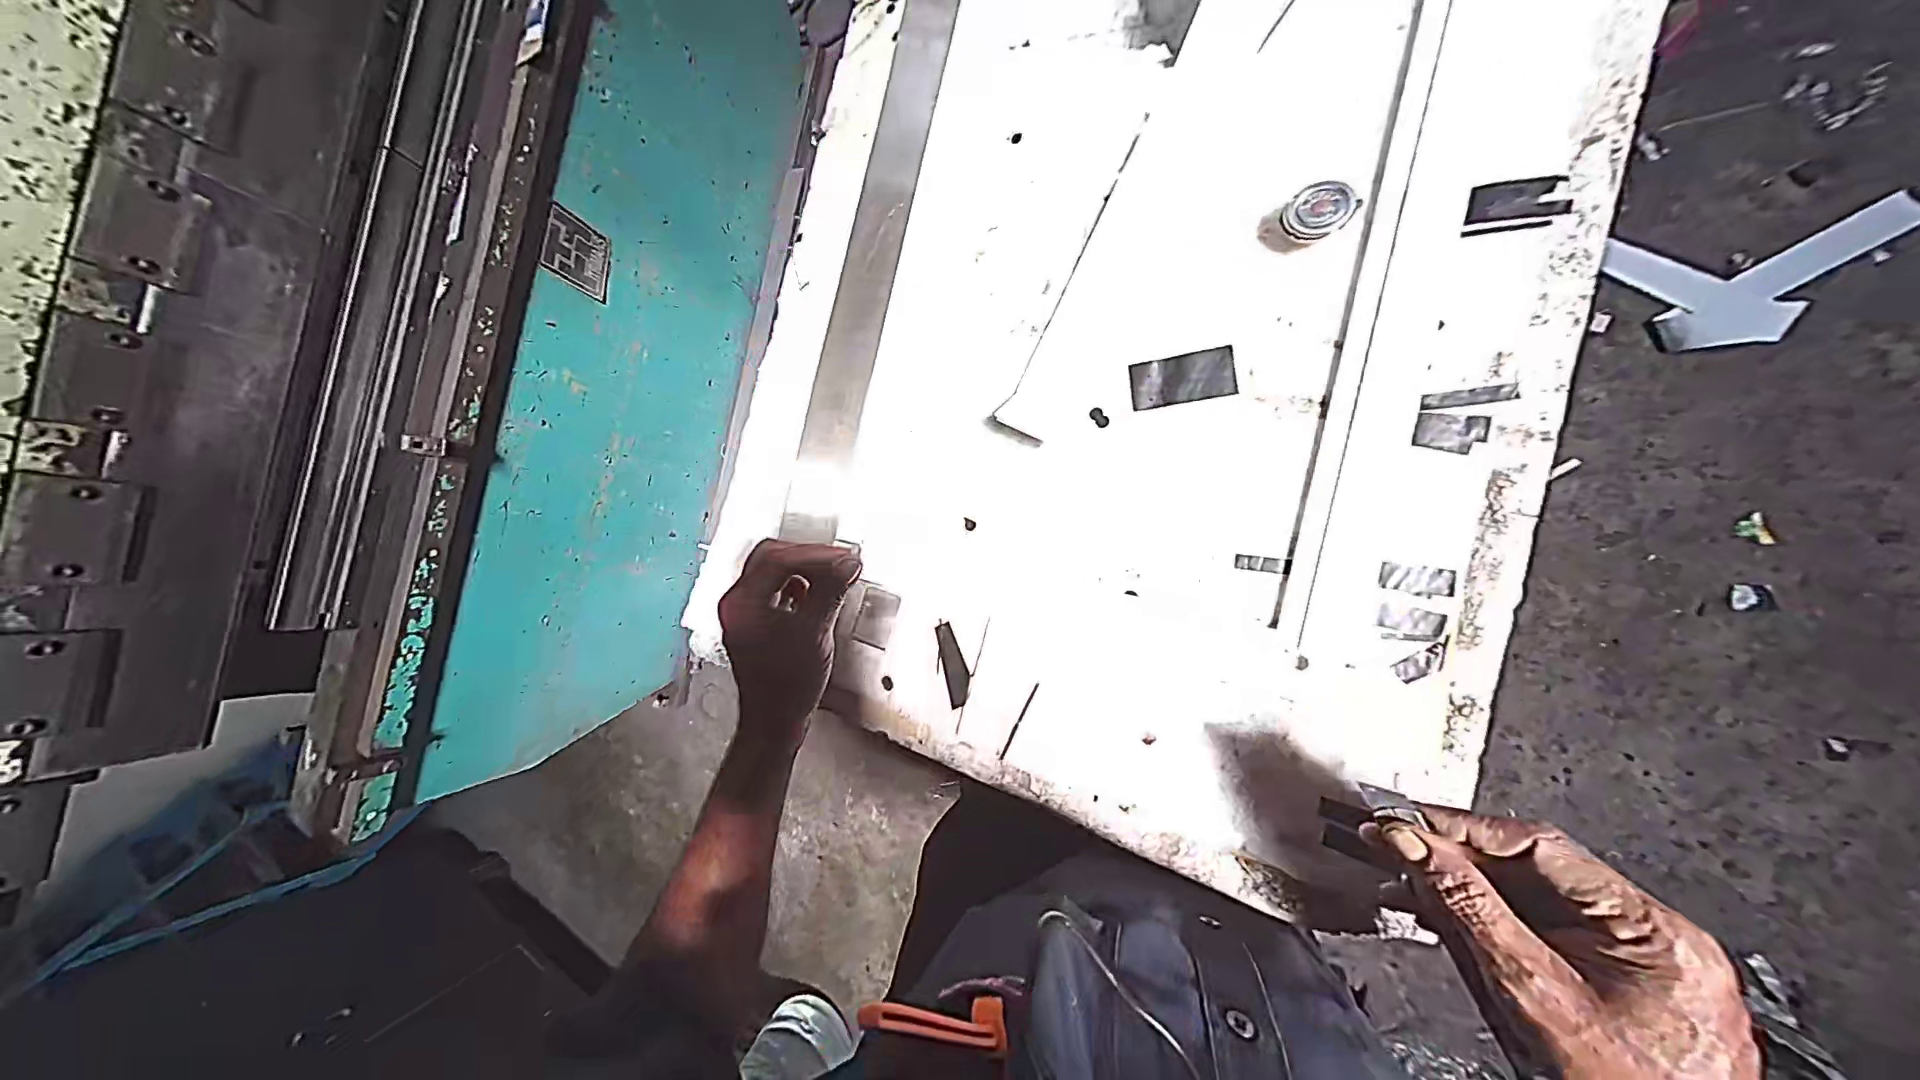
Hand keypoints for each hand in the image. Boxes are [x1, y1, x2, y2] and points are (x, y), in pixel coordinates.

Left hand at [717, 539, 861, 738]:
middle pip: (772, 559)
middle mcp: (738, 604)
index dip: (814, 554)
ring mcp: (747, 613)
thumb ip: (830, 592)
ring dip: (806, 569)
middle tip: (840, 560)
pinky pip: (779, 590)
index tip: (842, 558)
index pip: (776, 559)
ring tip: (835, 574)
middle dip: (809, 556)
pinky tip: (821, 593)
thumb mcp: (814, 634)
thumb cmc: (785, 689)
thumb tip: (847, 563)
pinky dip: (802, 585)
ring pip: (775, 572)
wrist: (775, 722)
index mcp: (741, 603)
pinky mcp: (759, 622)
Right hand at [1364, 807, 1759, 1079]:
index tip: (1403, 822)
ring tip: (1404, 879)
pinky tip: (1440, 910)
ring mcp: (1636, 953)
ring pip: (1525, 893)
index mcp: (1653, 930)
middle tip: (1393, 841)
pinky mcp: (1612, 970)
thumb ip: (1467, 906)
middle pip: (1528, 866)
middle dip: (1452, 856)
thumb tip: (1415, 844)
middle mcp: (1654, 933)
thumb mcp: (1528, 989)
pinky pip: (1534, 922)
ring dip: (1459, 885)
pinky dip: (1482, 914)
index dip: (1459, 827)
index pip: (1536, 845)